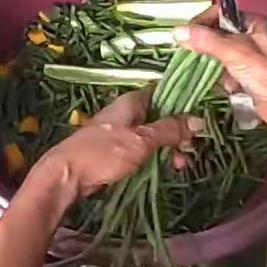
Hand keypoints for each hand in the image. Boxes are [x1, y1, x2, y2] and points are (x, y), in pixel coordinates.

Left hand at [28, 88, 200, 198]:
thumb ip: (169, 129)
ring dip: (170, 146)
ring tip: (181, 164)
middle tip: (192, 148)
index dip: (183, 101)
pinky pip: (143, 148)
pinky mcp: (116, 151)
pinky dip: (156, 156)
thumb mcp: (141, 140)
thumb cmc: (103, 153)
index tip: (200, 117)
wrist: (66, 175)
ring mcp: (120, 132)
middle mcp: (126, 112)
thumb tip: (199, 119)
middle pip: (161, 115)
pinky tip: (167, 168)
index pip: (163, 91)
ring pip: (153, 134)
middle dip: (179, 131)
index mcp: (131, 102)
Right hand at [174, 14, 266, 134]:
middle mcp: (255, 36)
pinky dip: (225, 79)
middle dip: (207, 46)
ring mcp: (254, 58)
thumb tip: (177, 31)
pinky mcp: (252, 76)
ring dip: (216, 65)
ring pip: (223, 55)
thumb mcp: (234, 52)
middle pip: (221, 34)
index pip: (222, 13)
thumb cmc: (266, 74)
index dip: (203, 21)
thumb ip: (205, 40)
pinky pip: (229, 72)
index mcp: (255, 23)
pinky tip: (229, 87)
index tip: (186, 34)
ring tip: (213, 73)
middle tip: (192, 54)